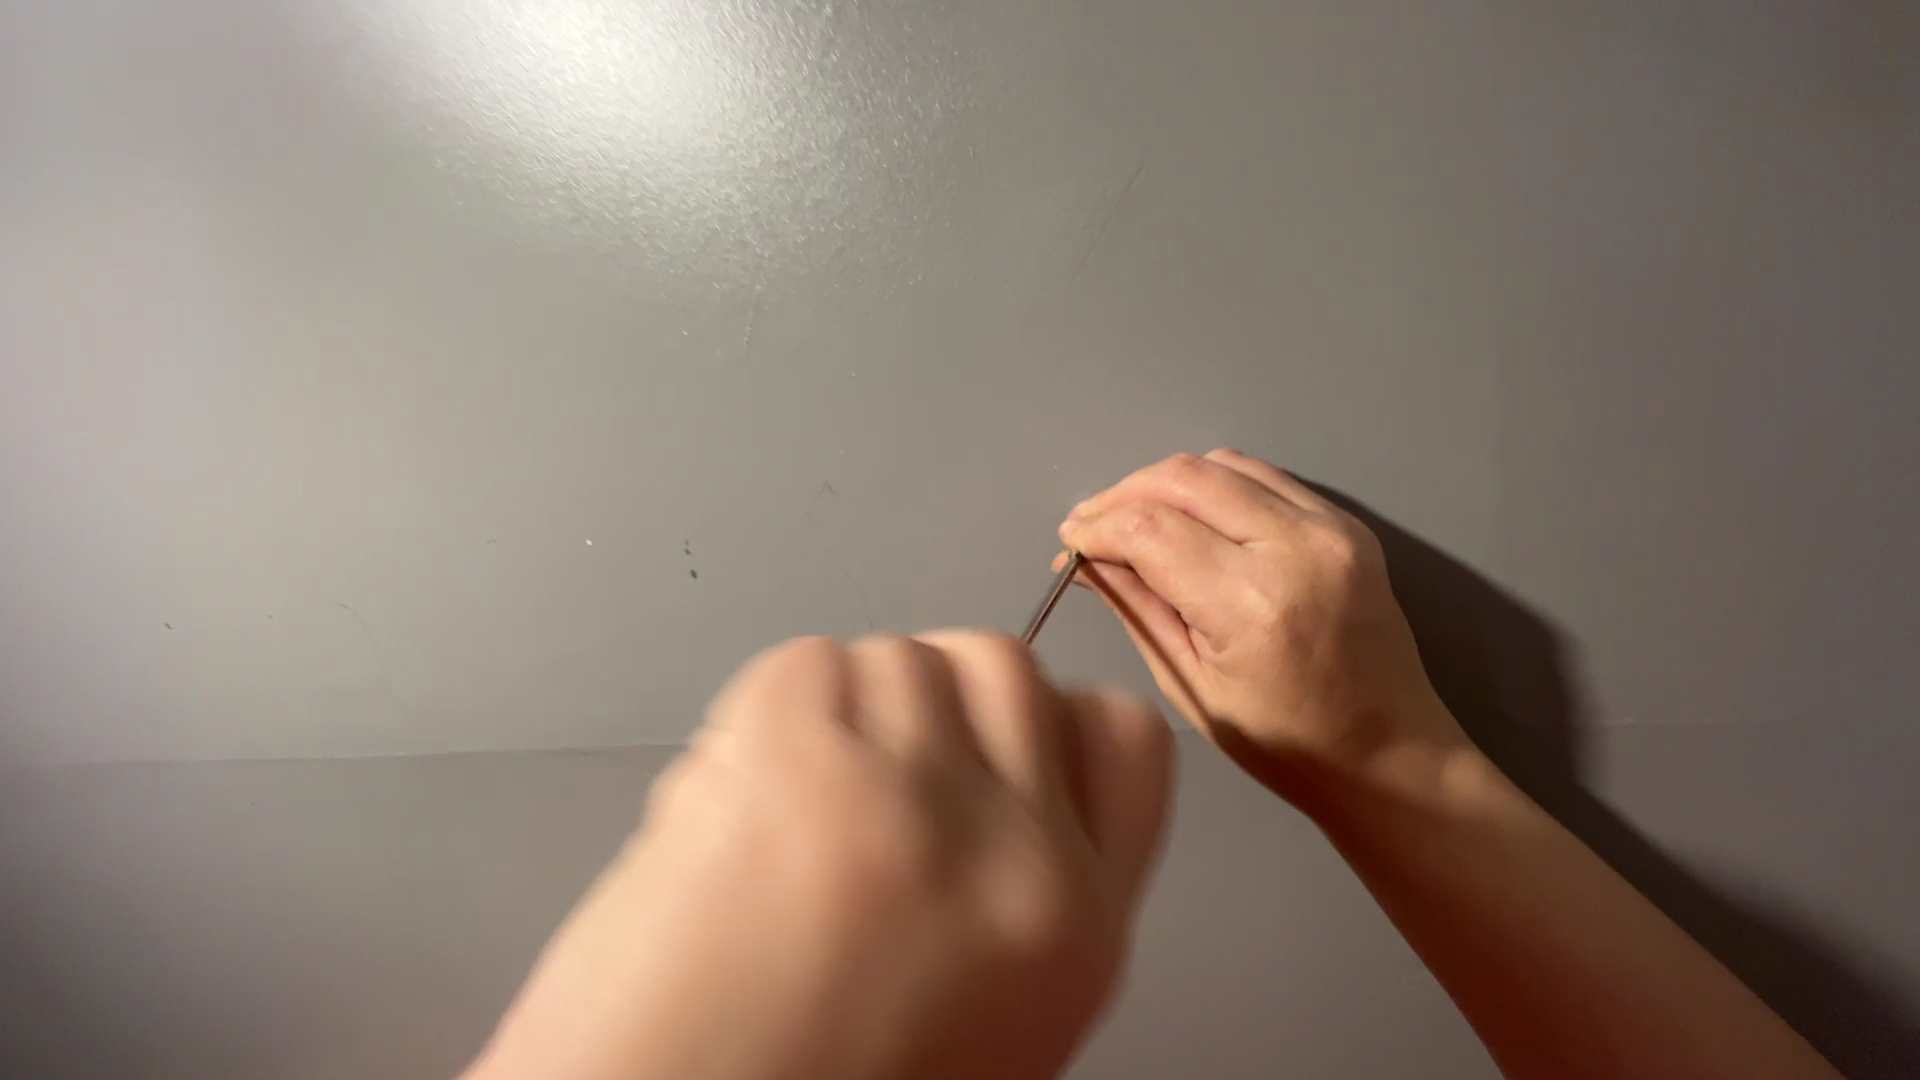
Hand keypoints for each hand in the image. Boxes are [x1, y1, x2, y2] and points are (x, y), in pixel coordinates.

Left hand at [466, 632, 1173, 1079]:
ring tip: (799, 797)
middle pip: (1003, 661)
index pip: (1122, 732)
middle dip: (944, 692)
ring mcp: (901, 792)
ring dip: (849, 703)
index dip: (1054, 715)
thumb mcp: (1004, 996)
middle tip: (877, 761)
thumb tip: (999, 757)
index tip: (995, 731)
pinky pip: (809, 661)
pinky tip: (748, 784)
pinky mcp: (790, 756)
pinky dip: (778, 703)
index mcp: (1076, 918)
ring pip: (901, 654)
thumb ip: (1029, 863)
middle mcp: (1010, 842)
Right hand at [1058, 449, 1469, 798]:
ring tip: (1131, 519)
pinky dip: (1209, 486)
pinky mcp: (1345, 523)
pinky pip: (1260, 477)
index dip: (1096, 529)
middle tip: (1087, 525)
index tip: (1070, 546)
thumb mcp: (1189, 682)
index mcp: (1252, 603)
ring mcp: (1330, 527)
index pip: (1149, 530)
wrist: (1391, 753)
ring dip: (1162, 484)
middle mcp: (1296, 547)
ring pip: (1220, 464)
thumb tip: (1088, 560)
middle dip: (1121, 495)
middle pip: (1182, 479)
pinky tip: (1186, 517)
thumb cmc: (1282, 742)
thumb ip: (1137, 607)